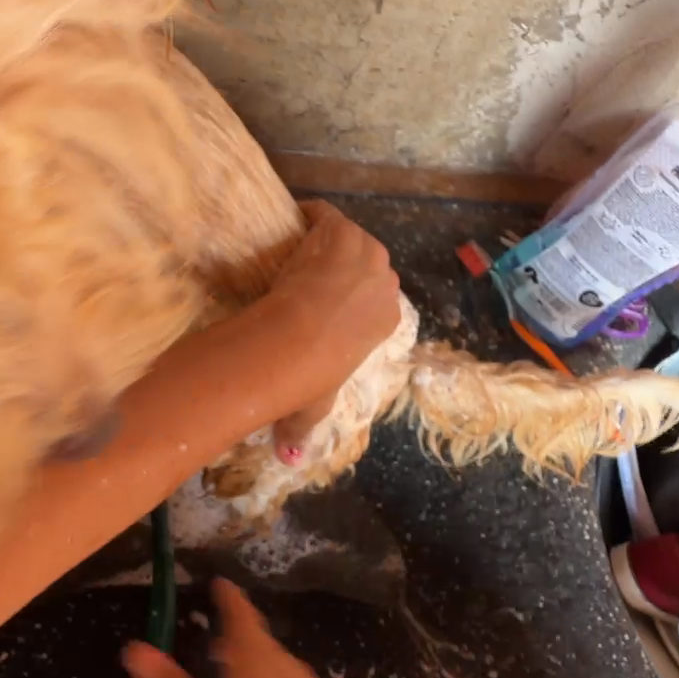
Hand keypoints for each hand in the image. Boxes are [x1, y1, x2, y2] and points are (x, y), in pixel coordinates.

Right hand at [122, 579, 384, 677]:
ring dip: (256, 661)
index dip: (229, 597)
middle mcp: (286, 665)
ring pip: (278, 663)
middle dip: (238, 635)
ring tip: (237, 675)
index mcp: (255, 662)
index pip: (241, 615)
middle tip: (217, 641)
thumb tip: (134, 649)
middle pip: (259, 640)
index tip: (221, 583)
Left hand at [263, 201, 401, 463]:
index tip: (326, 306)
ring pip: (351, 238)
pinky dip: (312, 217)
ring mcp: (366, 255)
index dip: (352, 301)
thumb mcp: (312, 408)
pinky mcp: (341, 232)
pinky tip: (294, 220)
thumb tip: (291, 461)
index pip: (378, 302)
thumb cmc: (312, 375)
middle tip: (312, 277)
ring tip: (302, 248)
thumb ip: (301, 432)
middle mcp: (385, 284)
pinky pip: (327, 216)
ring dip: (330, 240)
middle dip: (347, 268)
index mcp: (387, 321)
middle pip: (370, 266)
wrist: (297, 338)